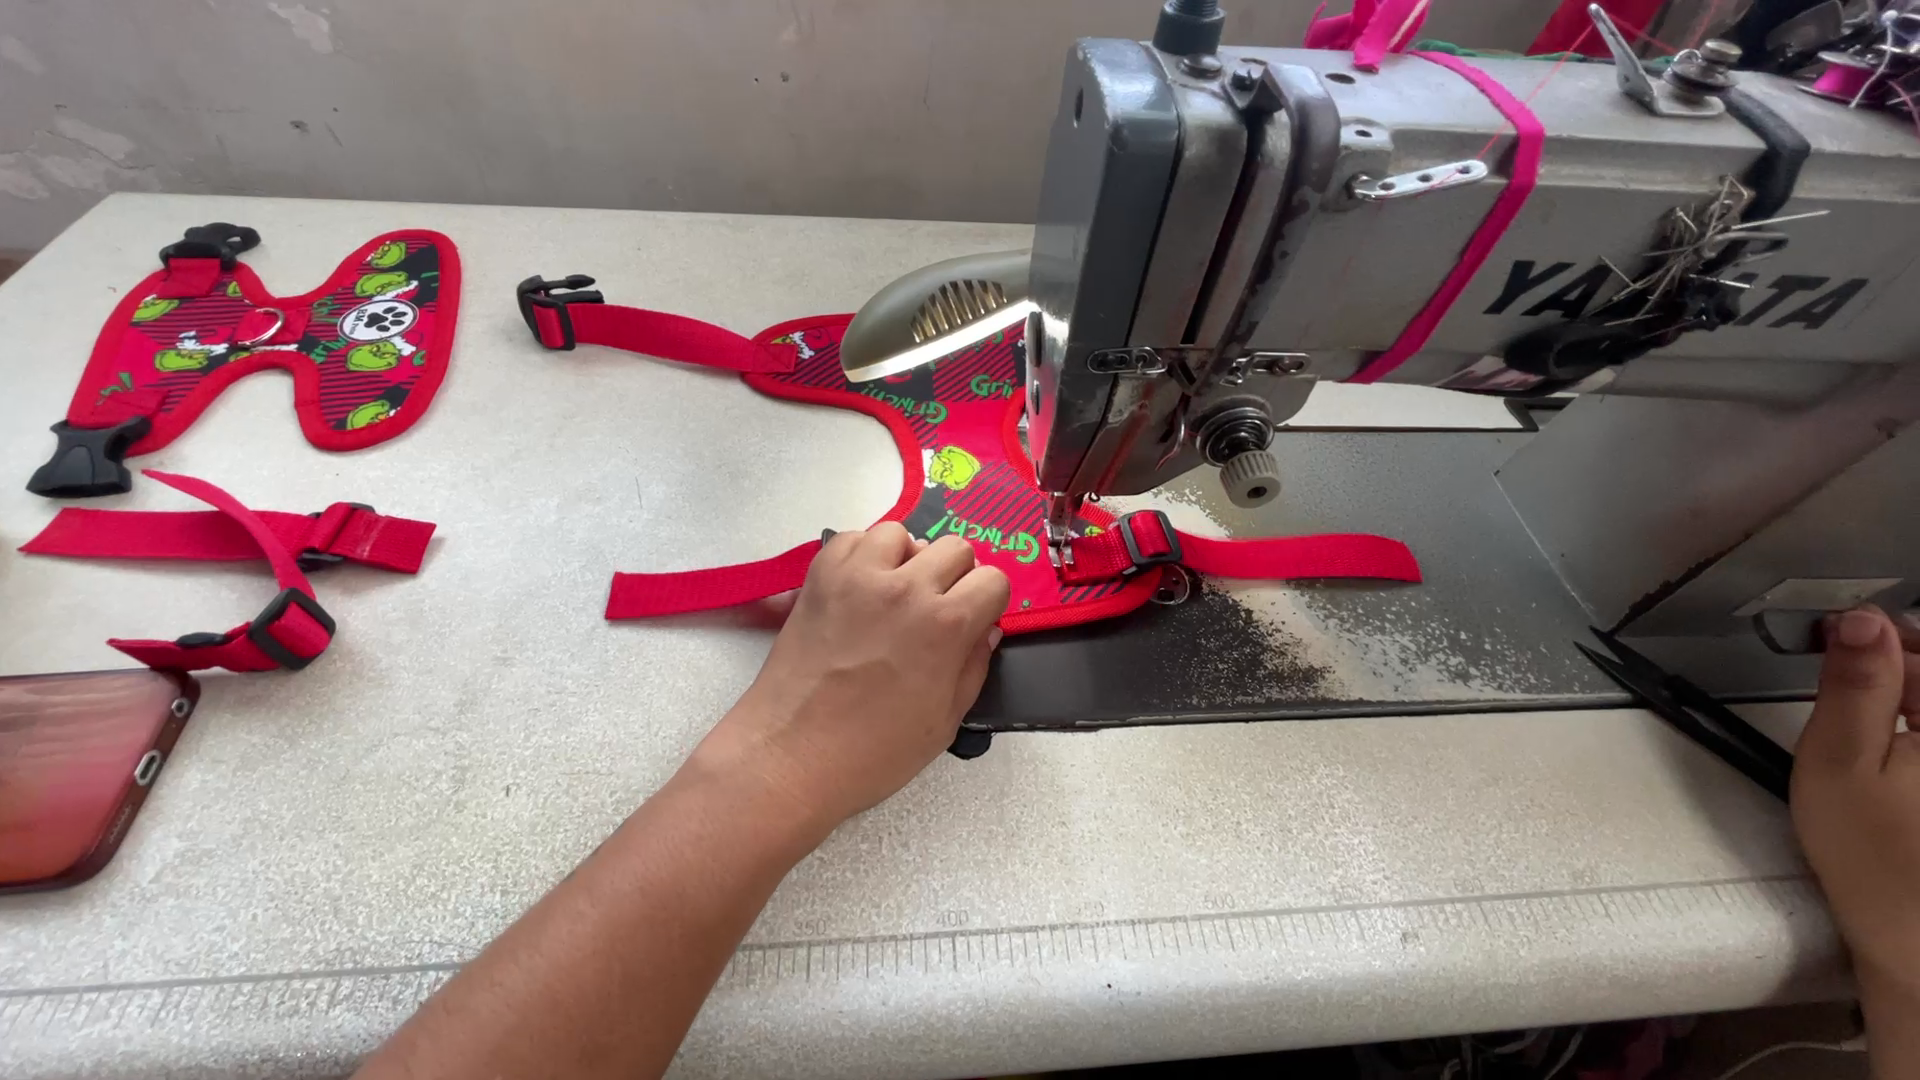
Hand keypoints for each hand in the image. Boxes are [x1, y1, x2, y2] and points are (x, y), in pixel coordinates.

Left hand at [693, 523, 1009, 832]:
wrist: (792, 755)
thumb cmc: (874, 752)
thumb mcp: (946, 722)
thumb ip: (974, 666)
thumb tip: (985, 629)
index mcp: (946, 624)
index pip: (993, 579)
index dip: (987, 603)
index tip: (972, 621)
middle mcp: (905, 587)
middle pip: (954, 548)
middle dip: (954, 577)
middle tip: (934, 609)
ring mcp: (858, 576)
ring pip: (901, 535)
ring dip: (906, 559)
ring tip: (892, 594)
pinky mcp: (819, 576)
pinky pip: (852, 539)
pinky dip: (862, 556)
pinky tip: (859, 589)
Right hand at [1791, 606, 1919, 994]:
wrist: (1917, 933)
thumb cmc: (1867, 845)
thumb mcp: (1839, 757)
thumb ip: (1854, 685)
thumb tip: (1860, 619)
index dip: (1888, 634)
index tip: (1837, 629)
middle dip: (1902, 659)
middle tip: (1844, 660)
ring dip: (1911, 688)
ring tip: (1867, 693)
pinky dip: (1917, 719)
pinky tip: (1898, 732)